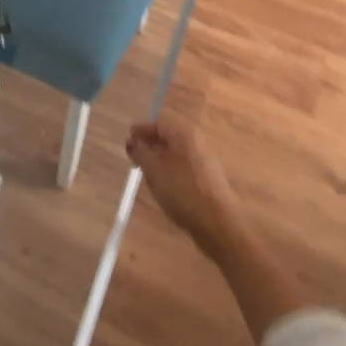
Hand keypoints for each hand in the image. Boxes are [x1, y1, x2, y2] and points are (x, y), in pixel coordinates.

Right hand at [126, 118, 242, 252]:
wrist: (217, 223)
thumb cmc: (182, 191)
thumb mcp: (154, 171)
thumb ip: (141, 153)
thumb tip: (133, 142)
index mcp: (184, 133)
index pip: (160, 122)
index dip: (142, 129)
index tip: (128, 140)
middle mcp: (196, 141)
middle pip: (169, 135)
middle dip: (151, 143)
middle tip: (134, 156)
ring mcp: (204, 160)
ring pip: (177, 151)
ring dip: (160, 157)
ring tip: (145, 170)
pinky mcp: (207, 177)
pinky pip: (184, 164)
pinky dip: (170, 168)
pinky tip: (163, 183)